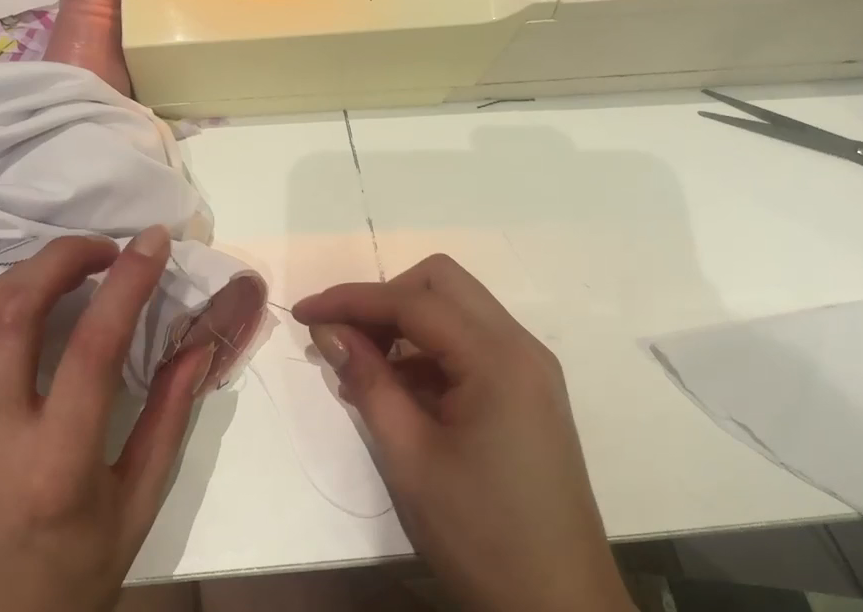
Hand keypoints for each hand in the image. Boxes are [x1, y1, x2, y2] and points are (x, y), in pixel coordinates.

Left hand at [0, 229, 216, 611]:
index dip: (126, 282)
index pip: (92, 348)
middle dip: (62, 260)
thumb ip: (167, 417)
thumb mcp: (137, 504)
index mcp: (56, 463)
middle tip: (105, 250)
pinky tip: (11, 302)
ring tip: (65, 270)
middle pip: (14, 314)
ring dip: (22, 275)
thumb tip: (197, 343)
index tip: (152, 241)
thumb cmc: (72, 572)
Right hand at [293, 255, 631, 611]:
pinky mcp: (529, 394)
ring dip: (405, 325)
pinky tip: (398, 391)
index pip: (413, 301)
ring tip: (360, 370)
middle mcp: (521, 348)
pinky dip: (429, 352)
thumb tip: (328, 330)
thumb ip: (367, 381)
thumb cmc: (481, 534)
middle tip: (342, 337)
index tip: (302, 313)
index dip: (351, 300)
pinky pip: (471, 345)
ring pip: (457, 310)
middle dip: (384, 299)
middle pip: (442, 284)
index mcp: (498, 359)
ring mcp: (531, 370)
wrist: (560, 609)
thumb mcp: (410, 458)